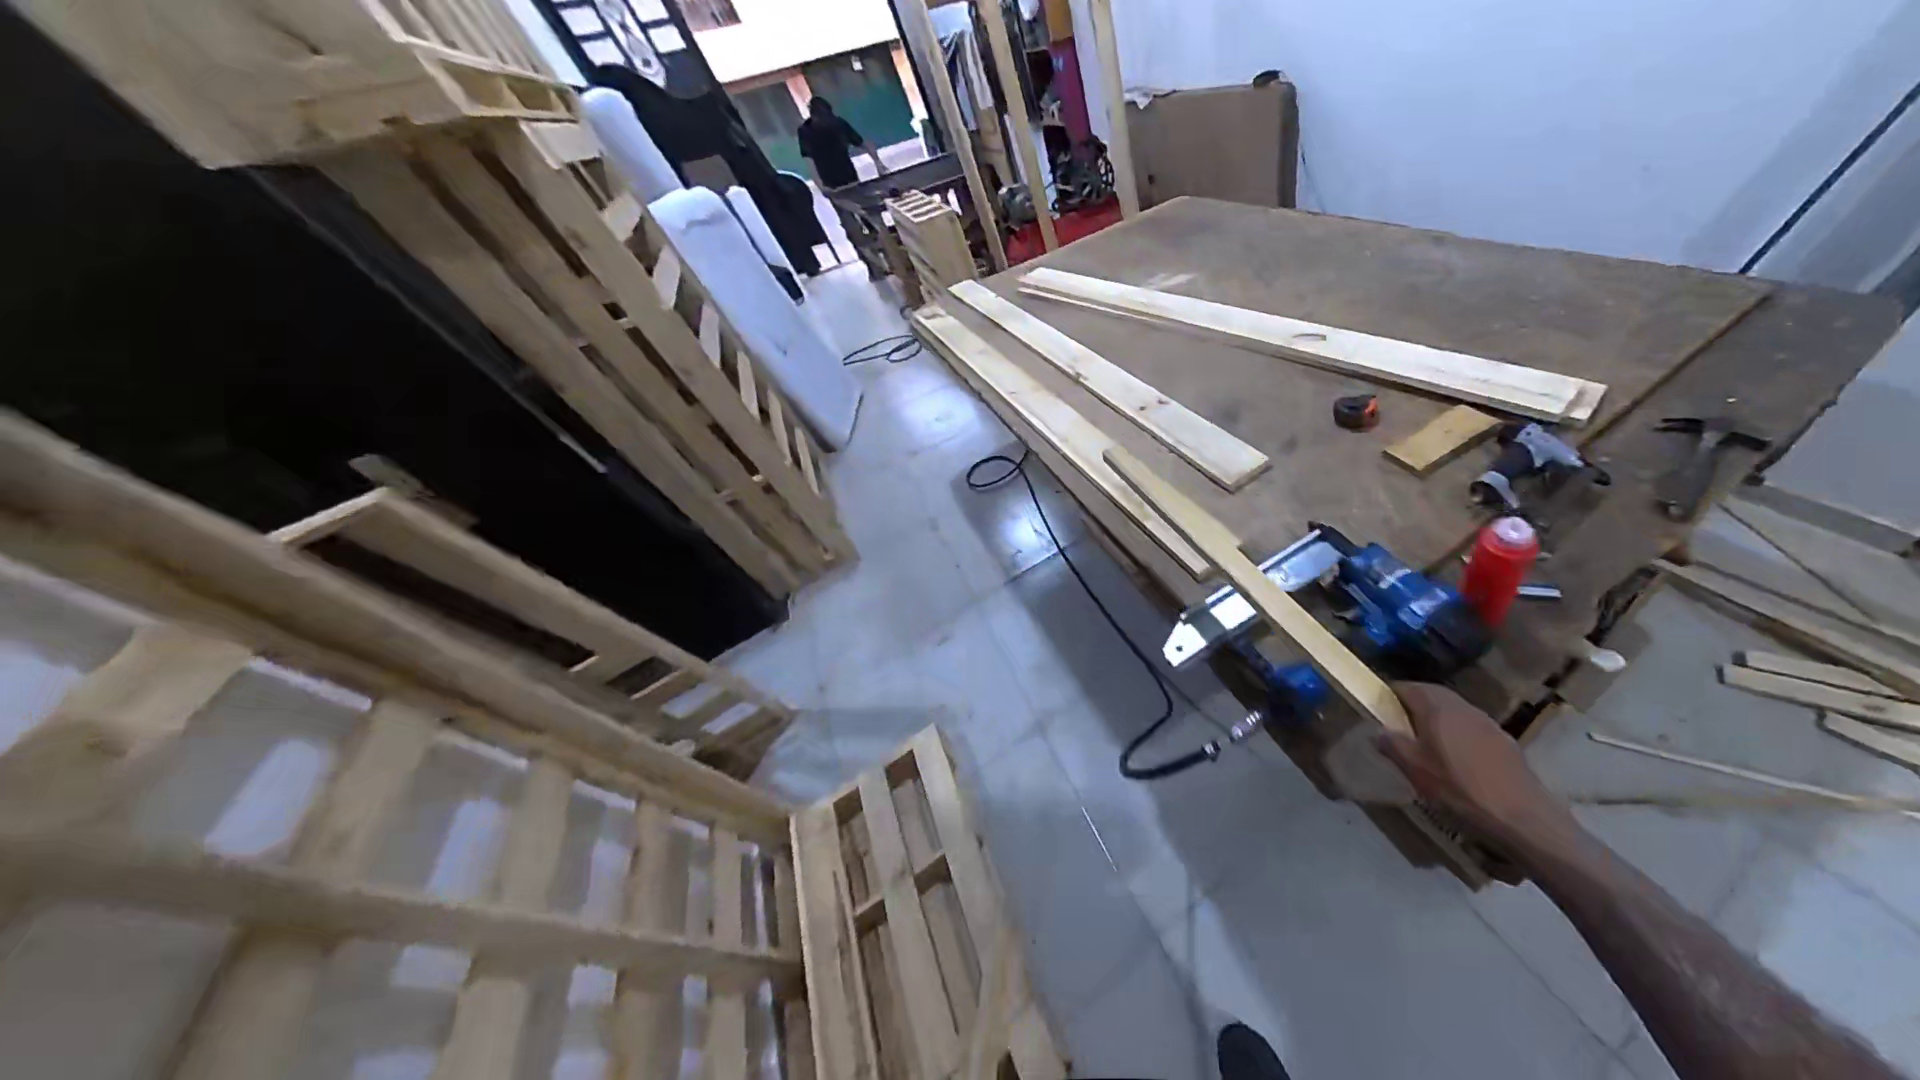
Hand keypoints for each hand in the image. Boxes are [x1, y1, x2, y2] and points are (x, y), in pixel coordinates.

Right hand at [1378, 682, 1584, 857]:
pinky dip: (1460, 736)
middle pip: (1433, 696)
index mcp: (1438, 708)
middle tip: (1400, 727)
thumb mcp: (1413, 769)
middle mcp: (1464, 708)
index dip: (1390, 695)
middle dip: (1415, 706)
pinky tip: (1459, 762)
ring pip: (1455, 712)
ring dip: (1439, 721)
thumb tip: (1380, 730)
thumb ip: (1392, 744)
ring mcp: (1489, 724)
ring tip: (1428, 745)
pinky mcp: (1506, 743)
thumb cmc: (1459, 789)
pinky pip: (1473, 730)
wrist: (1523, 819)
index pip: (1407, 687)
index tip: (1379, 711)